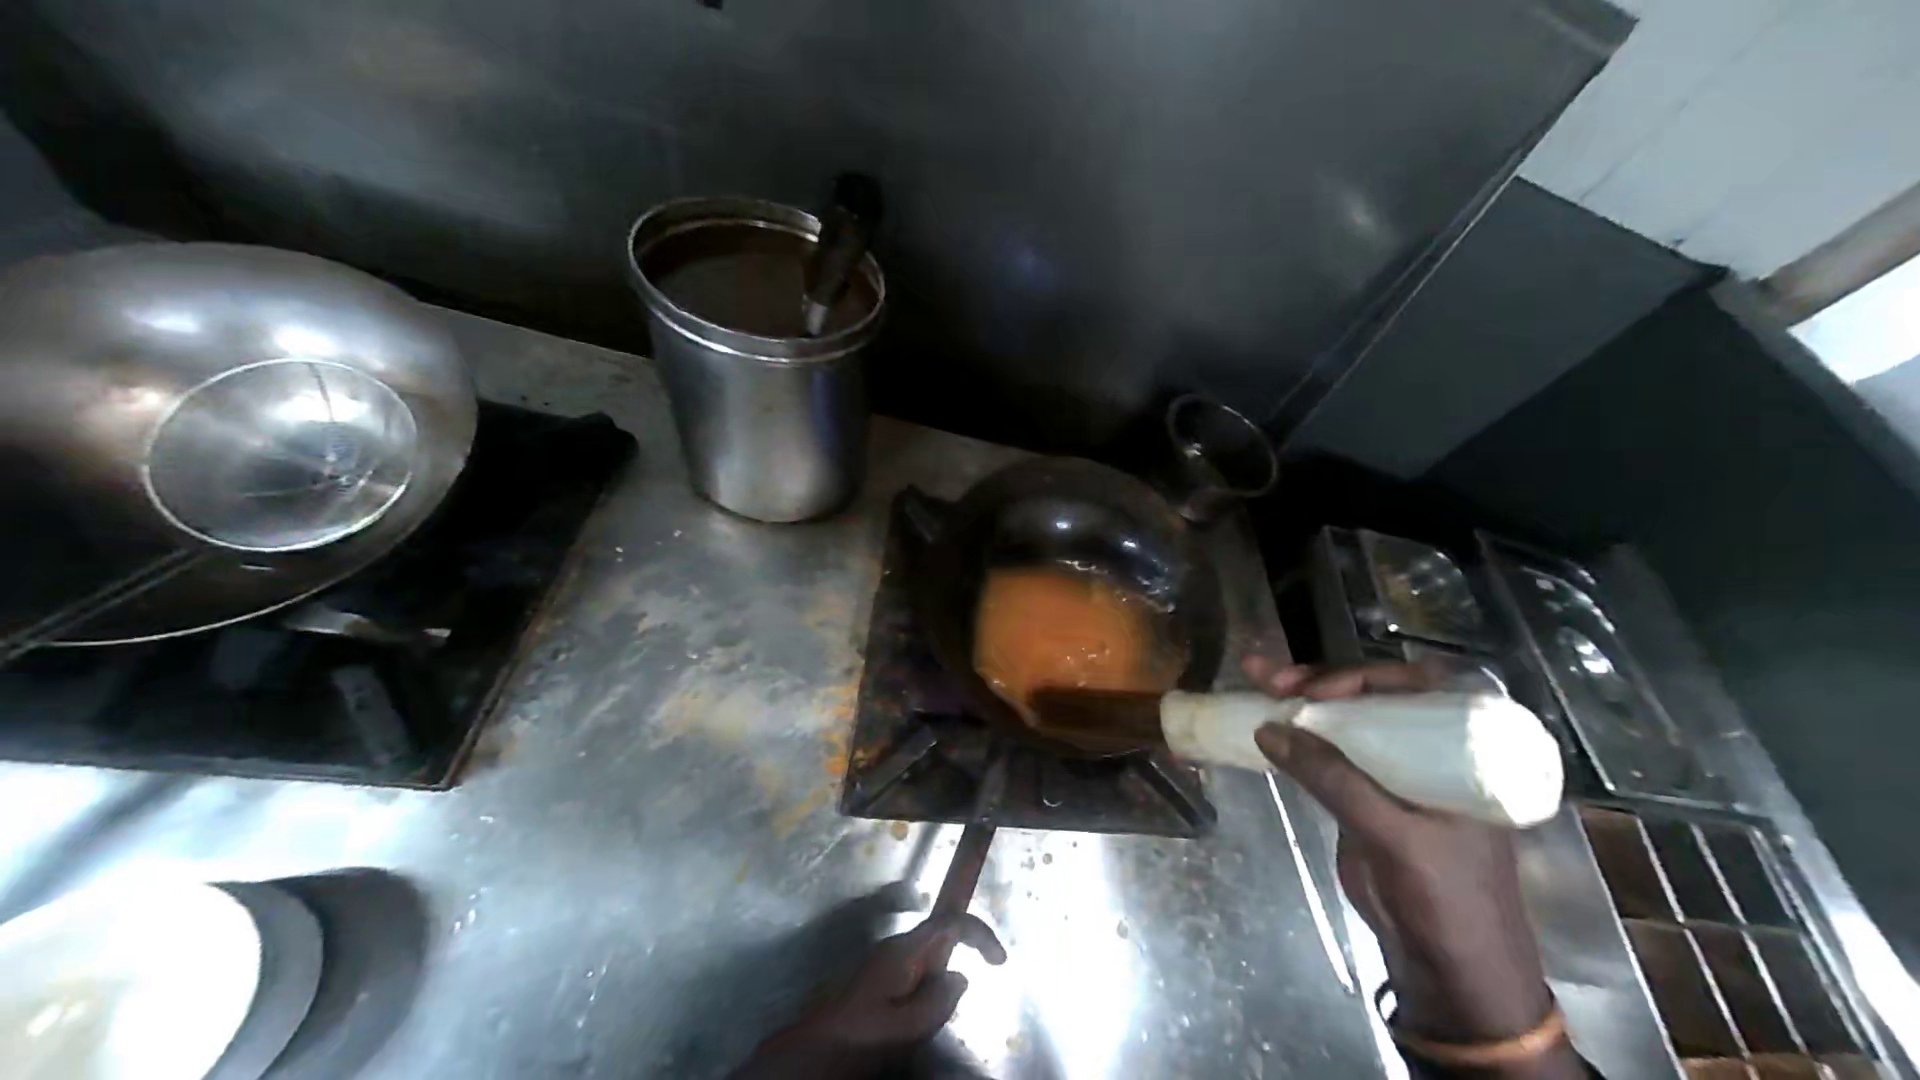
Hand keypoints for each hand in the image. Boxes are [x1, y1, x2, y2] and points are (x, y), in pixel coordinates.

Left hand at [730, 914, 1006, 1079]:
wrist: (812, 1048)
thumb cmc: (858, 1035)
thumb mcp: (905, 1027)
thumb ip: (938, 1001)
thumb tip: (961, 977)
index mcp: (904, 950)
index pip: (950, 922)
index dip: (980, 933)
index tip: (1000, 961)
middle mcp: (896, 947)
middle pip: (940, 944)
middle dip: (951, 976)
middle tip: (938, 1017)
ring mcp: (886, 961)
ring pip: (927, 965)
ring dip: (934, 993)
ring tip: (915, 1031)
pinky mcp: (879, 979)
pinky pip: (913, 980)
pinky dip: (922, 1000)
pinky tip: (906, 1029)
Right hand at [1246, 656, 1581, 1075]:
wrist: (1448, 968)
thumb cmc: (1446, 897)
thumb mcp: (1394, 835)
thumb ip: (1335, 780)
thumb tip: (1267, 728)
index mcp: (1461, 751)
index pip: (1415, 688)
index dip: (1363, 677)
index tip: (1317, 691)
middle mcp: (1427, 751)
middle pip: (1368, 699)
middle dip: (1317, 683)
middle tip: (1269, 676)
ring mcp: (1390, 772)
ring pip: (1341, 721)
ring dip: (1297, 701)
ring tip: (1254, 678)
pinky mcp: (1360, 793)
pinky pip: (1324, 752)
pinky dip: (1293, 735)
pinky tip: (1263, 717)